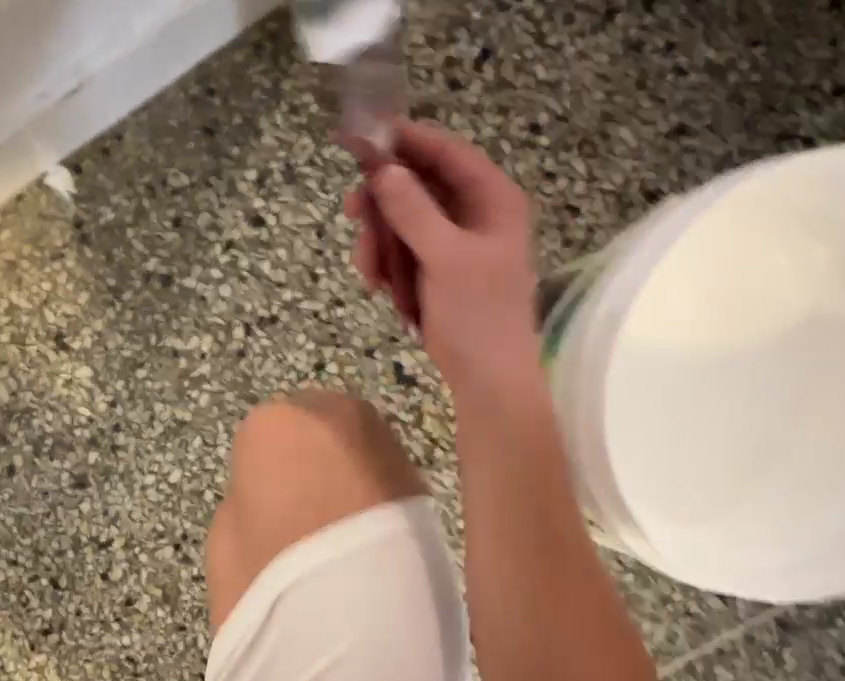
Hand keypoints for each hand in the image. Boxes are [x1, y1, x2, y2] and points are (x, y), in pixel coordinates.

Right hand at [343, 120, 542, 395]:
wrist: (488, 380)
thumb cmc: (478, 314)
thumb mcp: (445, 257)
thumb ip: (413, 211)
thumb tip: (384, 170)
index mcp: (493, 201)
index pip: (448, 153)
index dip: (408, 141)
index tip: (365, 136)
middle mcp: (476, 217)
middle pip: (420, 187)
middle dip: (384, 203)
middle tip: (352, 211)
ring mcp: (456, 248)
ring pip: (405, 224)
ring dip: (380, 243)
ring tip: (369, 273)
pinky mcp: (438, 277)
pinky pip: (404, 256)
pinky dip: (388, 267)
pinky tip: (379, 289)